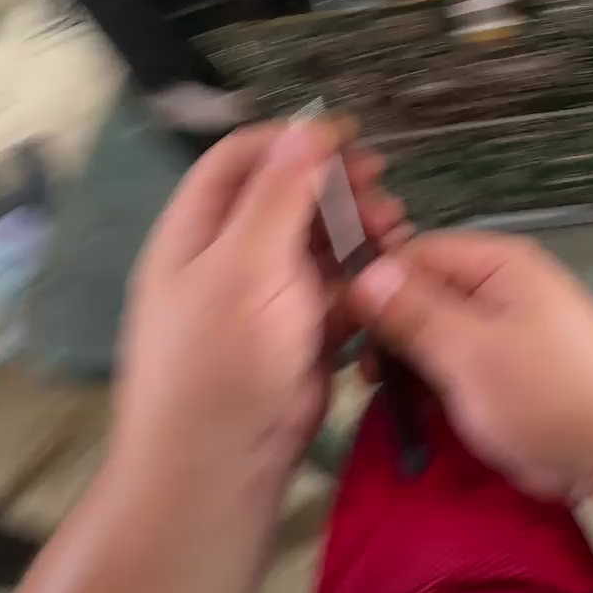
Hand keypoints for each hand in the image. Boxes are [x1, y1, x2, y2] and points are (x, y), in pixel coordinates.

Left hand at [113, 119, 405, 488]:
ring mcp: (268, 290)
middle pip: (287, 194)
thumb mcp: (246, 264)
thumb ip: (279, 194)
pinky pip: (336, 279)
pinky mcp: (301, 323)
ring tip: (393, 223)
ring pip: (319, 237)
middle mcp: (231, 252)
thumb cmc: (224, 358)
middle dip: (335, 182)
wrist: (224, 465)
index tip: (346, 136)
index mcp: (198, 230)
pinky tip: (391, 262)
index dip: (292, 140)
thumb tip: (307, 126)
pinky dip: (364, 267)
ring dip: (356, 223)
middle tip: (378, 178)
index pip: (242, 158)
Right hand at [345, 231, 592, 499]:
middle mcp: (505, 281)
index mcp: (497, 262)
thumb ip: (415, 312)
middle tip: (368, 377)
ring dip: (417, 359)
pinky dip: (443, 378)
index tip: (340, 331)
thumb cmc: (544, 394)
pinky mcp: (518, 358)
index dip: (375, 286)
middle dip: (395, 328)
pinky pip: (465, 354)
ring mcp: (513, 320)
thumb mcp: (469, 352)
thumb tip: (366, 272)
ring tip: (396, 399)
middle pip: (429, 289)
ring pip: (444, 327)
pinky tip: (429, 408)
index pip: (418, 253)